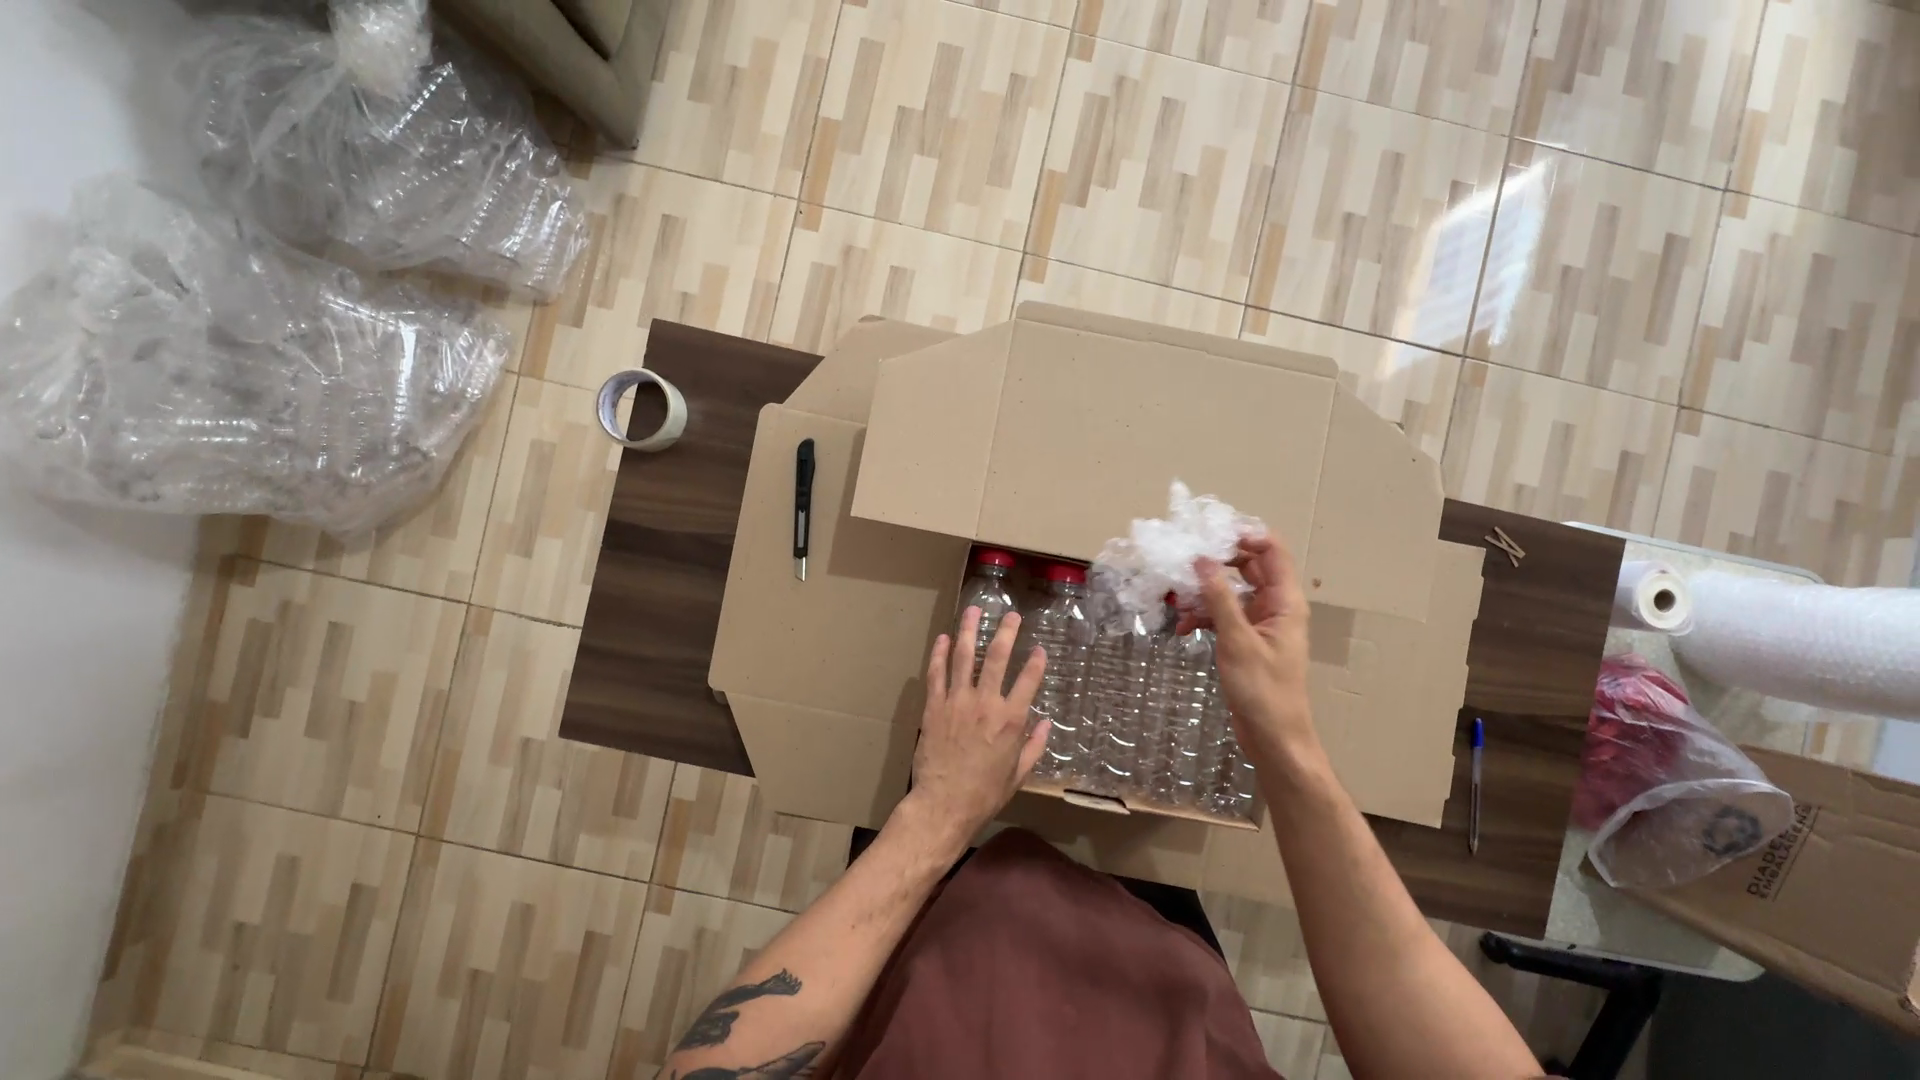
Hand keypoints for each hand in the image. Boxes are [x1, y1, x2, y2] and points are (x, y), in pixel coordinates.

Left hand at [903, 608, 1049, 846]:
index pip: (1028, 681)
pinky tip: (944, 638)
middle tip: (1012, 615)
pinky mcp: (934, 707)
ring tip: (974, 611)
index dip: (1036, 662)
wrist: (944, 804)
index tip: (1040, 649)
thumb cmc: (985, 794)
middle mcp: (985, 704)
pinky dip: (940, 654)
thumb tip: (1046, 724)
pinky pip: (937, 674)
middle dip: (1006, 633)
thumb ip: (1034, 747)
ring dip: (970, 631)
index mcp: (1010, 721)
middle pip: (997, 658)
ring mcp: (957, 702)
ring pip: (964, 657)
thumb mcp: (1019, 775)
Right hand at [1185, 535, 1319, 766]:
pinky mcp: (1246, 641)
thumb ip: (1220, 598)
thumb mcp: (1237, 641)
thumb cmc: (1262, 690)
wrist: (1273, 737)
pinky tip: (1183, 627)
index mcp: (1285, 601)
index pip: (1272, 550)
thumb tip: (1201, 560)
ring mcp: (1261, 623)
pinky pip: (1225, 615)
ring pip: (1232, 591)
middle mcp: (1276, 606)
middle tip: (1184, 559)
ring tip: (1177, 598)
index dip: (1245, 535)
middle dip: (1216, 562)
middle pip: (1249, 567)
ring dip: (1205, 592)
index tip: (1209, 534)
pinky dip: (1205, 616)